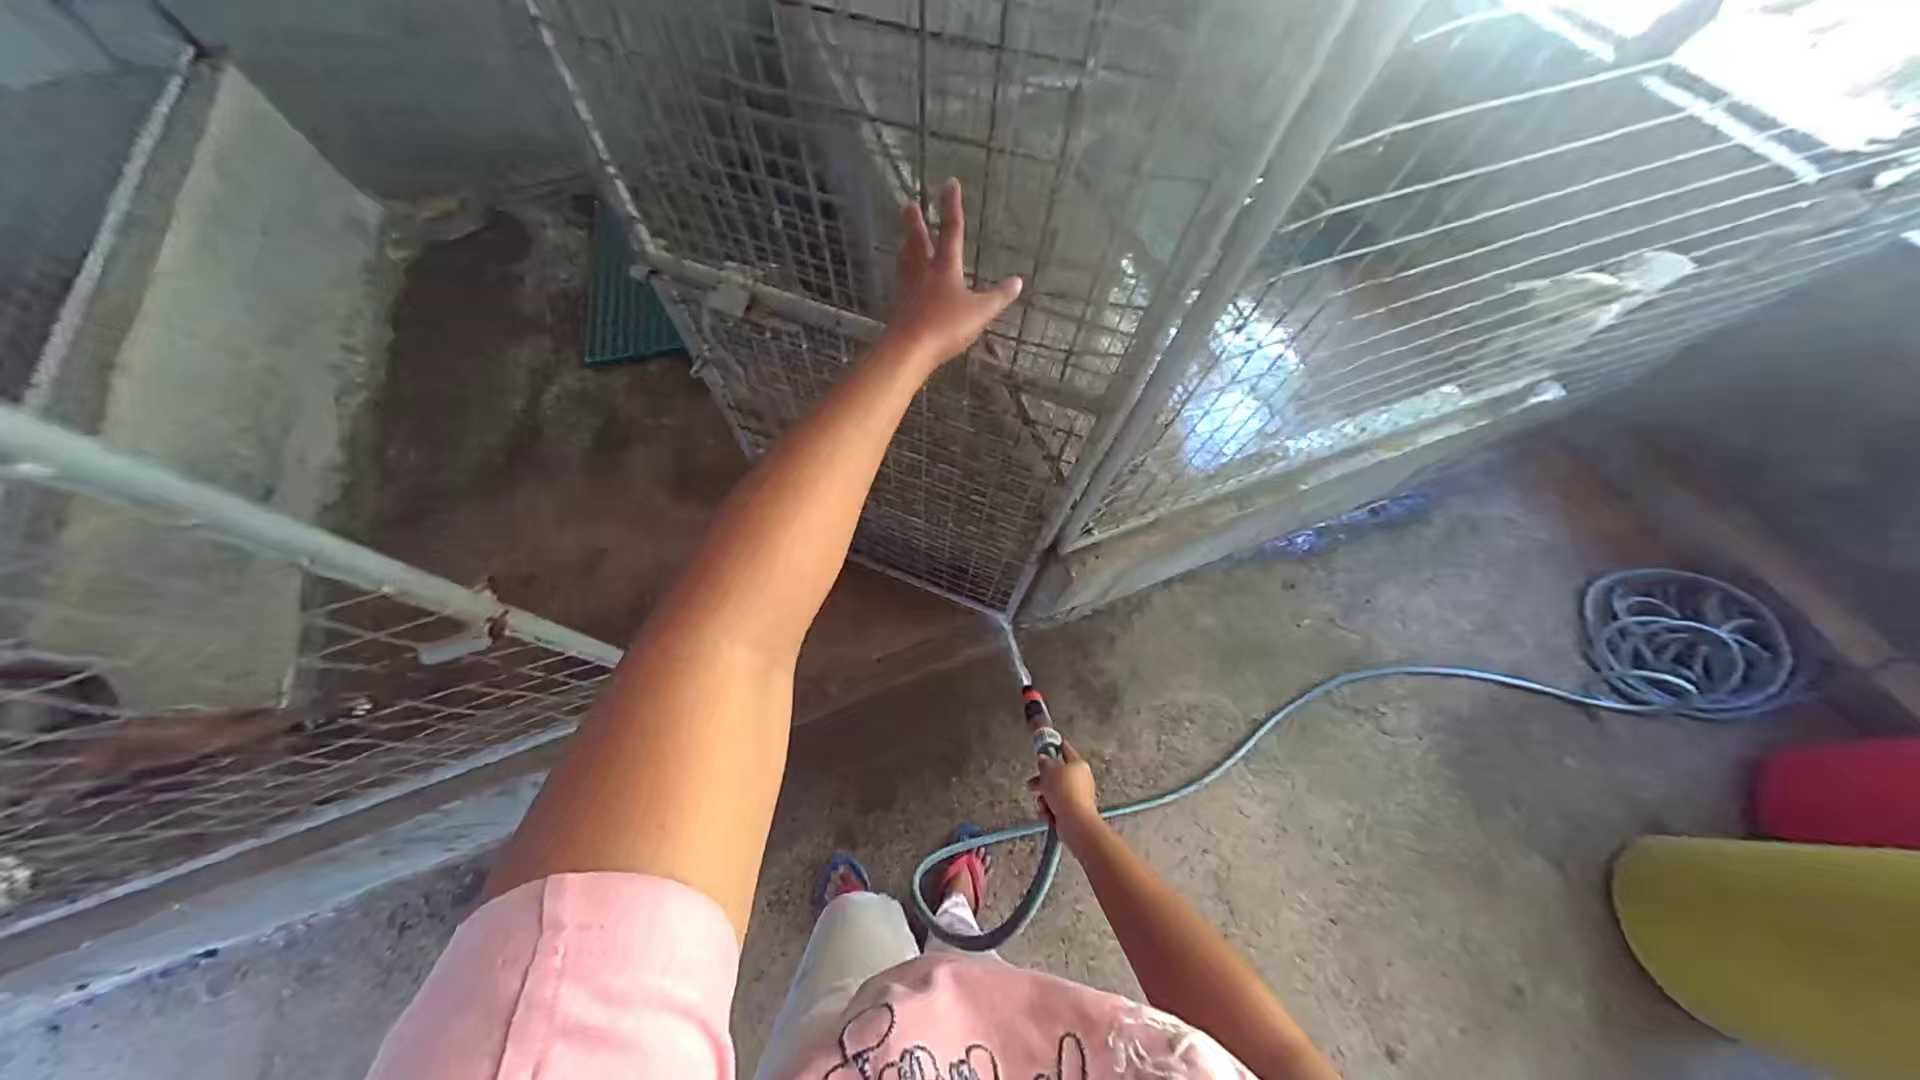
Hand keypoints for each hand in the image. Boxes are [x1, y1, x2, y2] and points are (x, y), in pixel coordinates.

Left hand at [885, 178, 1022, 366]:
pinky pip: (902, 280)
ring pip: (906, 259)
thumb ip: (999, 297)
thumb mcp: (980, 312)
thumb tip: (1018, 281)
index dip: (952, 206)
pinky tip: (904, 277)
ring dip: (905, 244)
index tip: (950, 182)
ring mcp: (908, 288)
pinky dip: (903, 271)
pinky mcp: (900, 305)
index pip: (951, 230)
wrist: (910, 348)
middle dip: (916, 221)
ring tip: (903, 237)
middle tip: (910, 204)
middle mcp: (923, 271)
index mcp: (945, 267)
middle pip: (918, 240)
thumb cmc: (946, 326)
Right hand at [1027, 741, 1098, 835]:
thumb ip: (1044, 762)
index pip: (1066, 751)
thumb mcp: (1048, 770)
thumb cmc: (1064, 791)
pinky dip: (1049, 811)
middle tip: (1032, 783)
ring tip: (1042, 803)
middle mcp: (1080, 780)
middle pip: (1057, 776)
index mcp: (1078, 765)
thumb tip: (1043, 760)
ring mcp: (1077, 797)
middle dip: (1042, 781)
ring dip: (1044, 798)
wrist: (1074, 821)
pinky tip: (1047, 814)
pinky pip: (1056, 807)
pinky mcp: (1073, 812)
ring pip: (1054, 793)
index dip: (1056, 746)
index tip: (1051, 743)